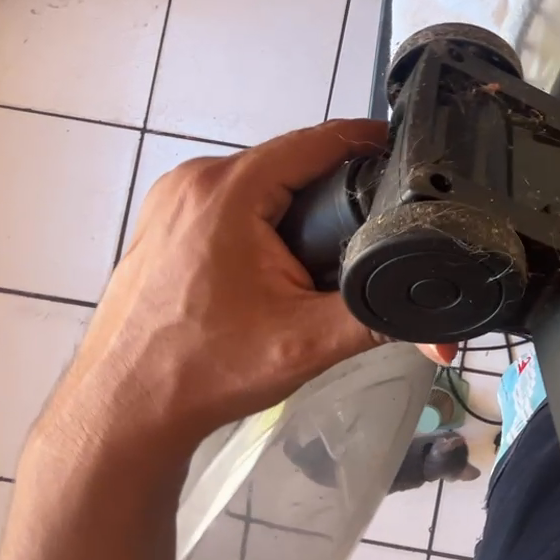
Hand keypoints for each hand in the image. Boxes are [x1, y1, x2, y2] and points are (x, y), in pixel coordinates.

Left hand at [38, 120, 389, 457]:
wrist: (117, 418)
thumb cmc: (204, 372)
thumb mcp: (307, 343)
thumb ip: (380, 323)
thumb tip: (442, 330)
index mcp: (227, 191)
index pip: (318, 141)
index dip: (370, 141)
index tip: (411, 154)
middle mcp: (195, 181)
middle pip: (292, 159)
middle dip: (341, 180)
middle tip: (385, 210)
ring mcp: (173, 199)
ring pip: (265, 179)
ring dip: (306, 199)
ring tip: (345, 235)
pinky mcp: (165, 222)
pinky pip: (236, 198)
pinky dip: (271, 213)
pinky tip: (293, 252)